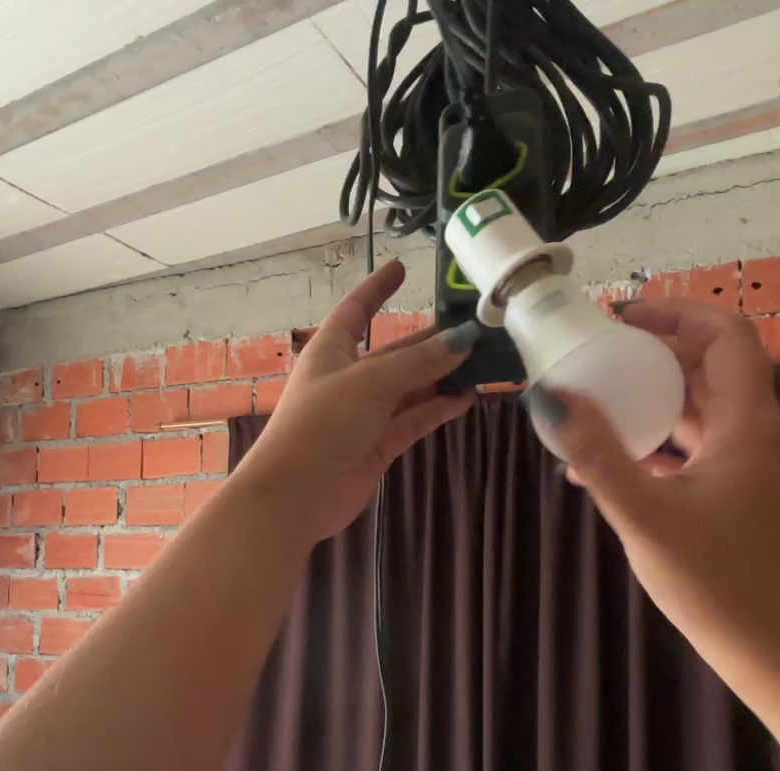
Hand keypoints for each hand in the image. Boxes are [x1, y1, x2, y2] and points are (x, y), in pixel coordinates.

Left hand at [231, 261, 475, 541]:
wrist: (297, 493)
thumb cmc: (323, 423)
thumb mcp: (371, 381)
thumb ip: (419, 362)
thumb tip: (464, 338)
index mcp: (331, 351)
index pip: (356, 311)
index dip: (377, 289)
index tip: (401, 269)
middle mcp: (348, 379)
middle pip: (394, 352)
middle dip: (430, 341)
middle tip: (475, 327)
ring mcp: (364, 415)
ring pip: (409, 388)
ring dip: (442, 376)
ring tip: (482, 362)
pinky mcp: (378, 446)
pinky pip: (413, 419)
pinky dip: (438, 408)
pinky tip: (467, 397)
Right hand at [545, 299, 779, 665]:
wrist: (766, 644)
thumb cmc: (712, 579)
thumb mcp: (643, 514)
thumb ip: (596, 454)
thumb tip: (549, 396)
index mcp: (745, 424)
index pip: (725, 336)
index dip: (677, 315)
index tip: (621, 319)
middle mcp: (751, 433)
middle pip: (708, 367)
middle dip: (652, 353)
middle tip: (594, 354)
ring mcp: (742, 464)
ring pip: (696, 408)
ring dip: (647, 397)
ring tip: (591, 399)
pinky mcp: (729, 491)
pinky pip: (688, 445)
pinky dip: (650, 439)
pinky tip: (604, 460)